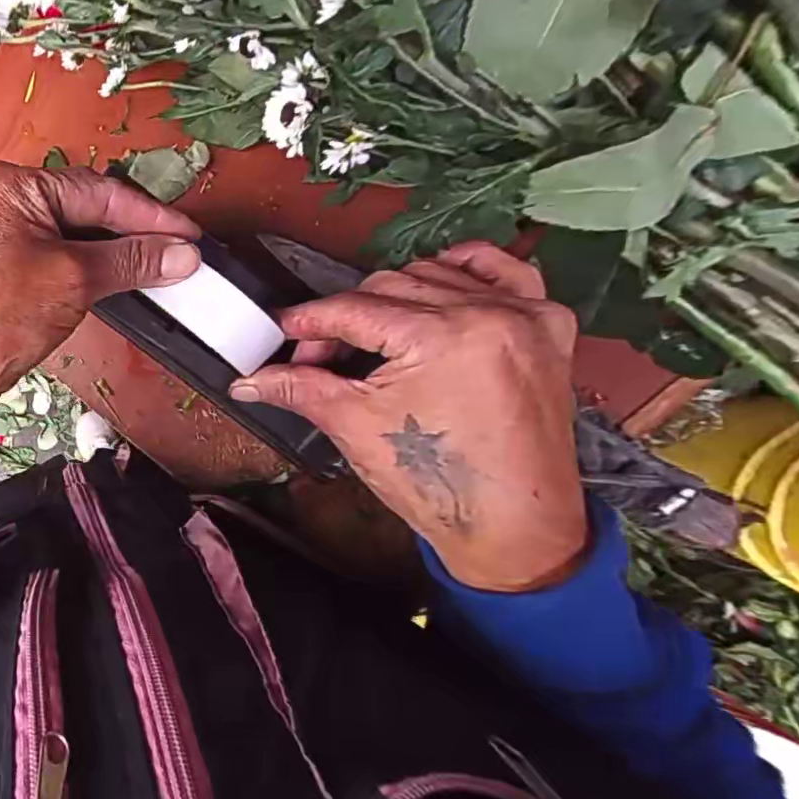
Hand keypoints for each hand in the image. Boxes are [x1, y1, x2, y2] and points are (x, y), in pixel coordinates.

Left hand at [0, 162, 200, 438]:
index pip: (100, 193)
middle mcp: (0, 195)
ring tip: (152, 262)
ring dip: (112, 247)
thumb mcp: (77, 279)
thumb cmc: (1, 316)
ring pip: (72, 229)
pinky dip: (87, 260)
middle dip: (133, 230)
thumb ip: (134, 260)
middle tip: (176, 249)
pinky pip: (55, 247)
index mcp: (12, 184)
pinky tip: (112, 272)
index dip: (151, 216)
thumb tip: (182, 253)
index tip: (188, 235)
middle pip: (86, 206)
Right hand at [229, 242, 586, 591]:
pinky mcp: (547, 326)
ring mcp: (525, 315)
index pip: (354, 310)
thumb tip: (251, 379)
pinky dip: (464, 271)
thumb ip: (300, 388)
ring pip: (435, 274)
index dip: (309, 322)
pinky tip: (439, 284)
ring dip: (395, 297)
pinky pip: (503, 270)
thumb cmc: (439, 486)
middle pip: (390, 287)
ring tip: (373, 337)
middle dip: (345, 318)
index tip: (284, 331)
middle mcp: (489, 313)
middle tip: (320, 356)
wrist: (514, 528)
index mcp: (443, 337)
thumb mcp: (356, 428)